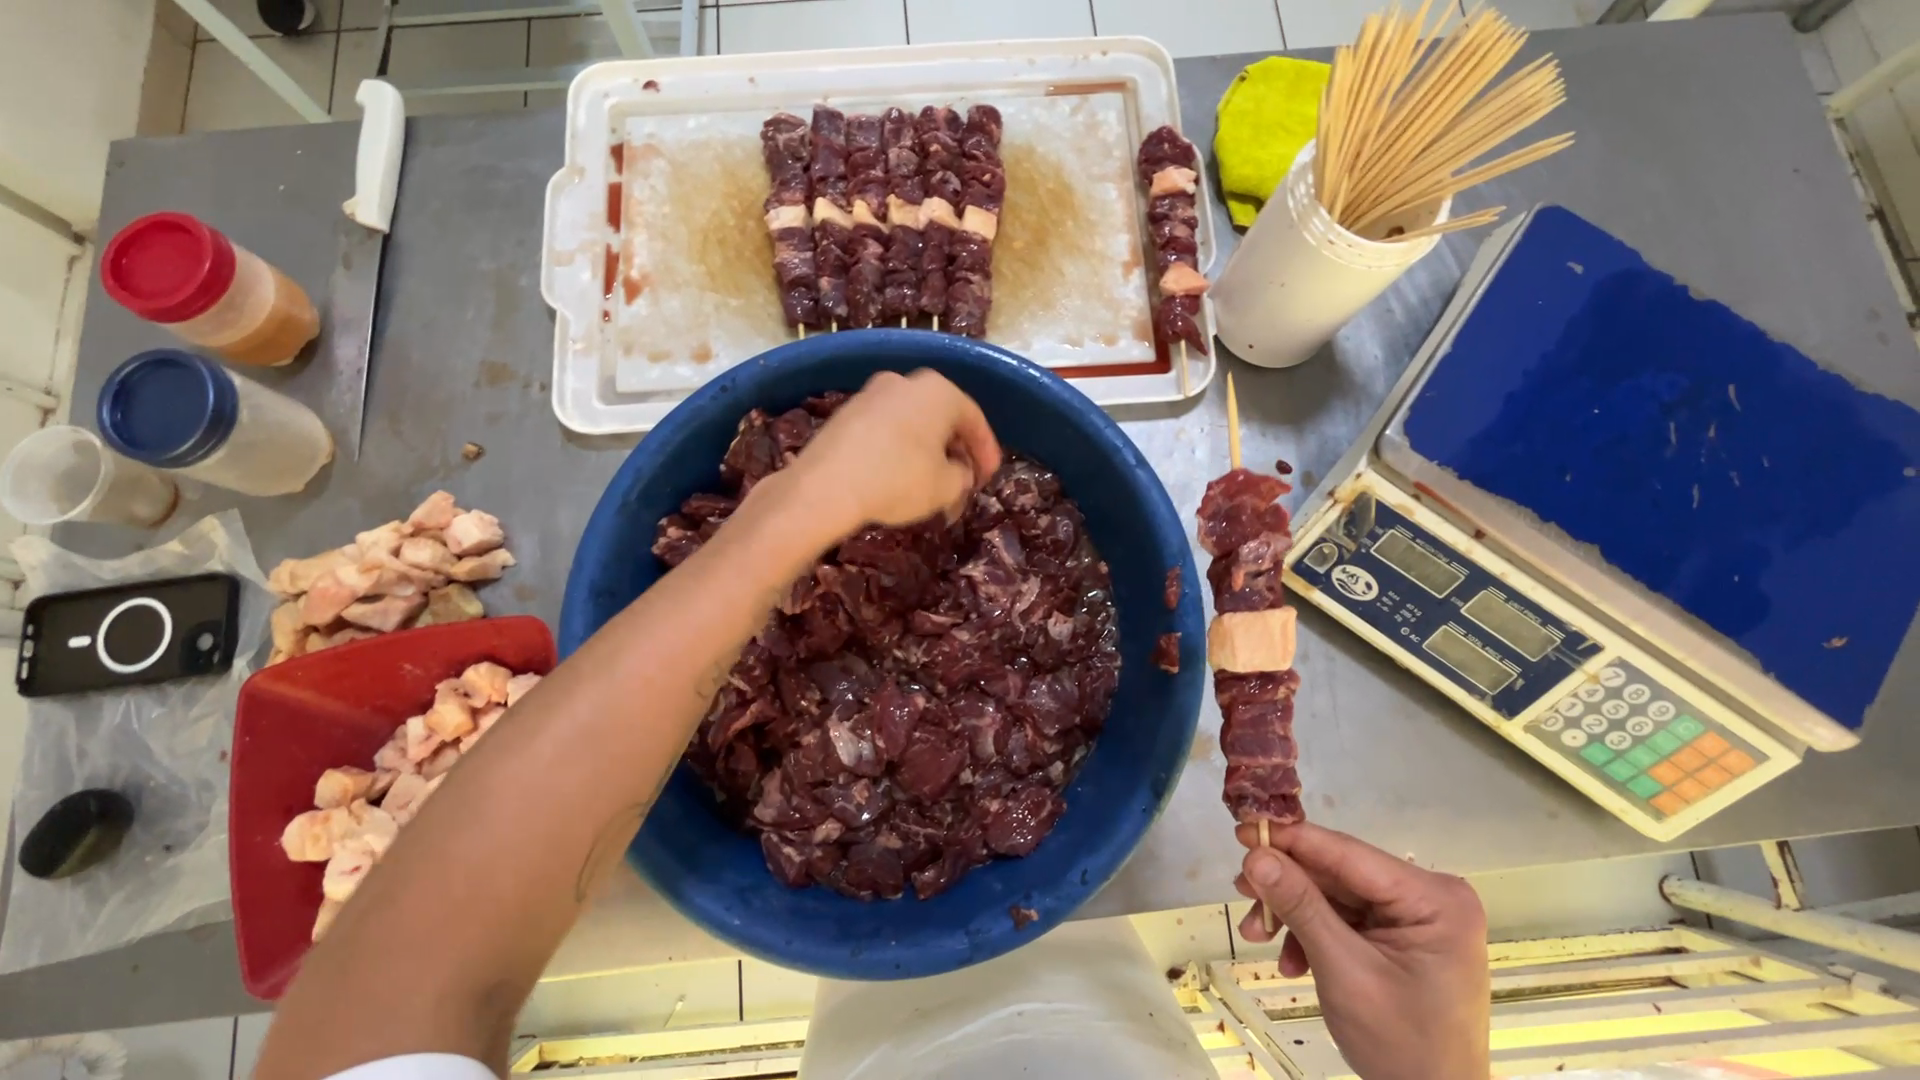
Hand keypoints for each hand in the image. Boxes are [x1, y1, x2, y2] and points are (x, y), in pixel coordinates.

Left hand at [789, 370, 1003, 529]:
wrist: (825, 486)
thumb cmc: (898, 480)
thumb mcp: (947, 486)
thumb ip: (964, 475)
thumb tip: (960, 471)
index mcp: (939, 390)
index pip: (974, 419)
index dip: (986, 452)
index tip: (989, 477)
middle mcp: (906, 381)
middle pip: (942, 417)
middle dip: (956, 451)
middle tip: (964, 481)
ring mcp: (872, 394)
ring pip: (913, 423)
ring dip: (927, 452)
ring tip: (932, 485)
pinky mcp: (846, 412)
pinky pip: (886, 429)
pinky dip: (900, 449)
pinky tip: (900, 477)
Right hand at [1234, 823, 1489, 1079]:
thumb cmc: (1401, 1043)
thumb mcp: (1344, 970)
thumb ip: (1300, 906)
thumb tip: (1256, 855)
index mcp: (1433, 897)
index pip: (1346, 852)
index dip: (1290, 840)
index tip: (1242, 831)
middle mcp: (1428, 895)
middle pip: (1336, 873)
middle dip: (1286, 888)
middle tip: (1239, 892)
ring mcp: (1414, 916)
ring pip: (1332, 895)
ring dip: (1291, 914)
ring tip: (1256, 935)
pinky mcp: (1399, 935)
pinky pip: (1342, 917)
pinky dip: (1310, 934)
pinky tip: (1291, 961)